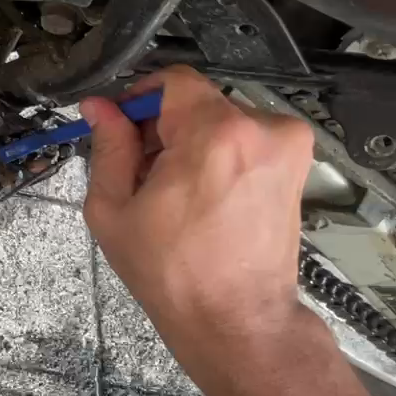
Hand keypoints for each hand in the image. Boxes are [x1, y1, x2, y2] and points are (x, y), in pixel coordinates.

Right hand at [80, 67, 322, 390]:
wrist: (231, 313)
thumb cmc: (169, 269)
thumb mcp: (113, 207)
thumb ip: (108, 147)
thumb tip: (99, 109)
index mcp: (214, 135)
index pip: (173, 82)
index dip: (138, 98)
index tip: (118, 124)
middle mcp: (262, 129)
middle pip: (196, 103)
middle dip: (160, 128)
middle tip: (136, 171)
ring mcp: (287, 146)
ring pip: (218, 122)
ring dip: (187, 144)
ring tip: (167, 191)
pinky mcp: (296, 164)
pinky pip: (243, 140)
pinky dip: (214, 157)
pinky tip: (195, 196)